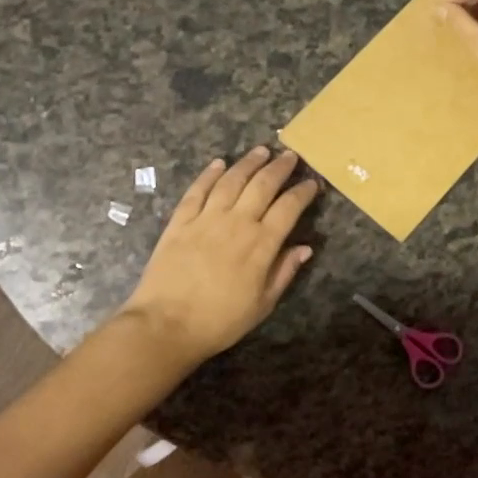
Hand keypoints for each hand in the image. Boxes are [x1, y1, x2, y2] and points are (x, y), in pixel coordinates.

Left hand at [118, 147, 319, 366]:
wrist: (164, 326)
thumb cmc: (219, 320)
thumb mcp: (263, 303)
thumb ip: (284, 272)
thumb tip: (304, 248)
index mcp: (262, 244)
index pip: (289, 208)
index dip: (303, 192)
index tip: (312, 184)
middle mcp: (237, 224)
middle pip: (262, 186)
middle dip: (279, 168)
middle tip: (290, 156)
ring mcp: (205, 220)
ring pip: (231, 181)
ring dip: (248, 163)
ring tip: (261, 151)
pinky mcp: (179, 223)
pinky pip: (196, 191)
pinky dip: (209, 175)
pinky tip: (219, 164)